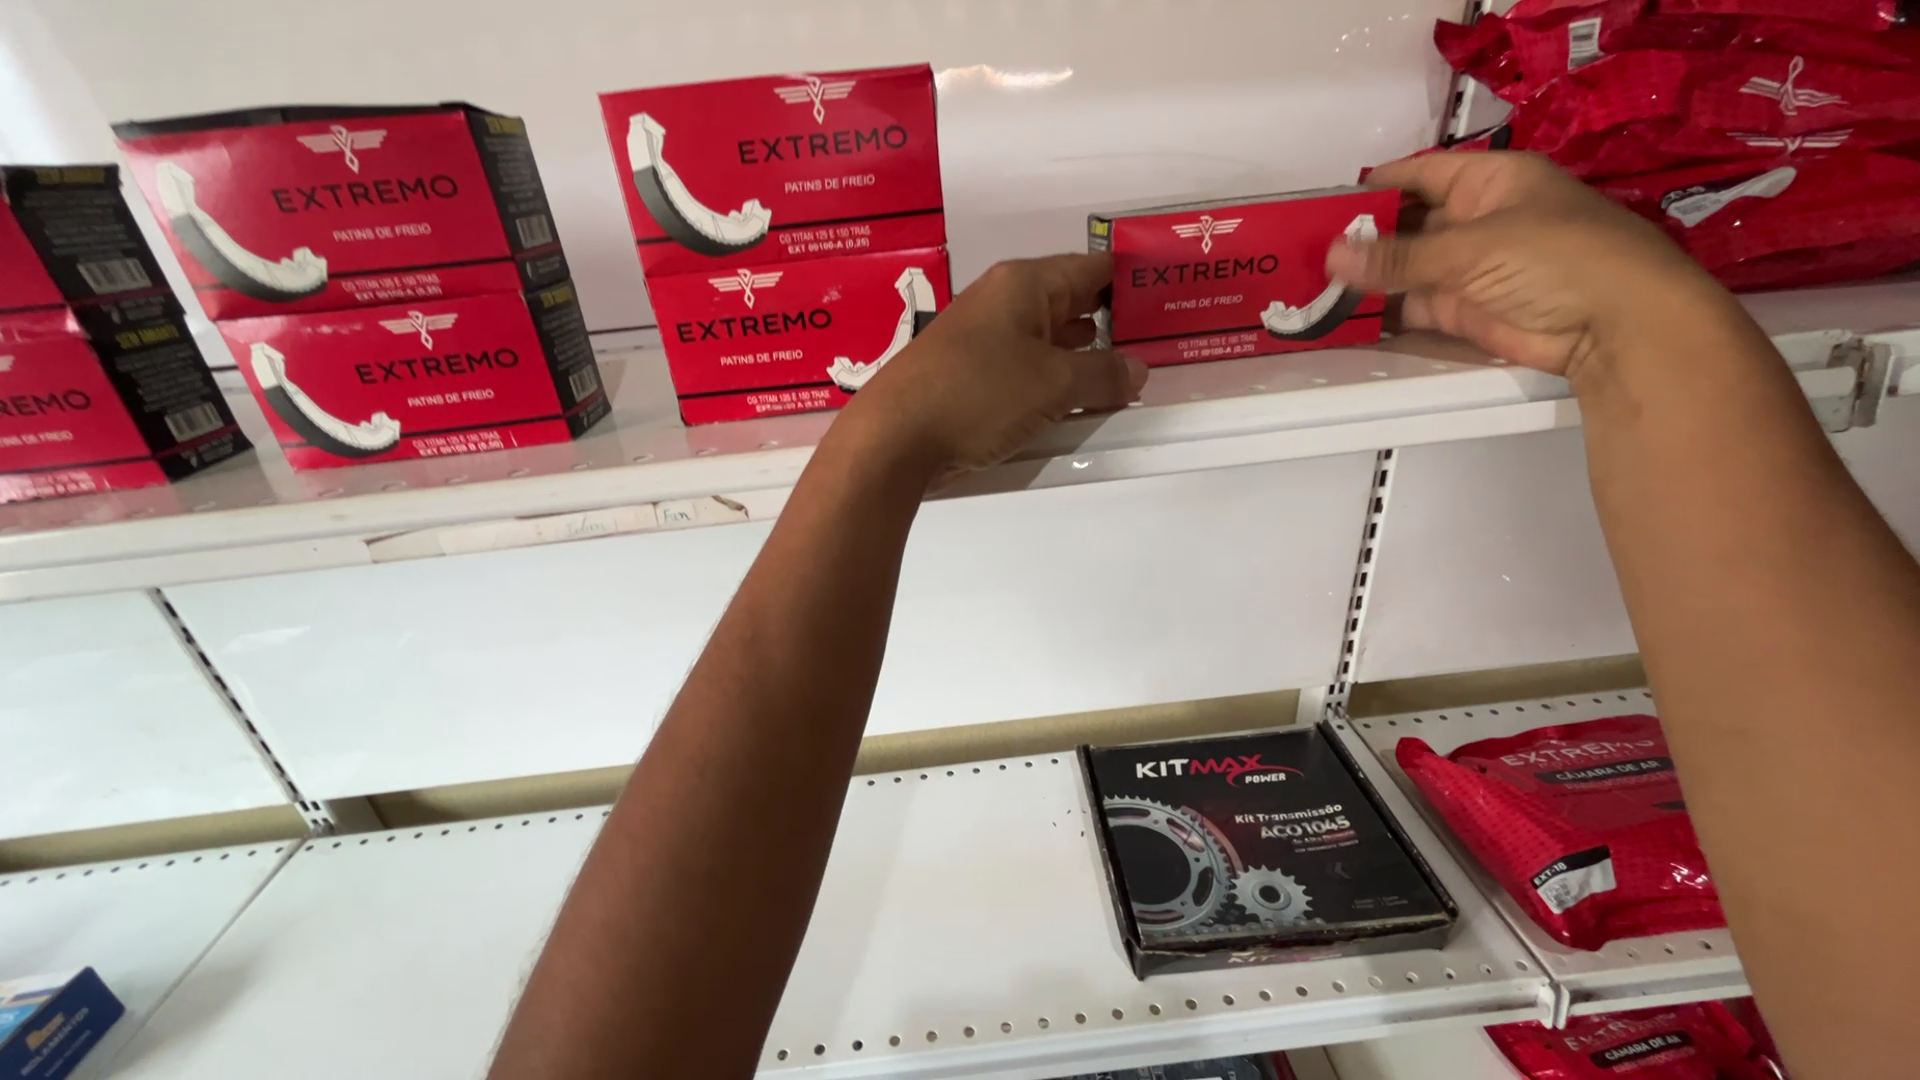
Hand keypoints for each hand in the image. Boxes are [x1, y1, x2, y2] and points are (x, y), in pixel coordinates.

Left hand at [835, 254, 1146, 482]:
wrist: (895, 438)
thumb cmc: (978, 393)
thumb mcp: (1053, 383)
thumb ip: (1102, 375)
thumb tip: (1137, 370)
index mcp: (1023, 284)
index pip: (1091, 268)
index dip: (1130, 281)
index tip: (1165, 299)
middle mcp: (1003, 304)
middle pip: (1070, 305)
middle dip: (1112, 325)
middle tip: (1157, 346)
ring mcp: (984, 343)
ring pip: (1048, 344)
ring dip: (1083, 361)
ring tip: (1127, 380)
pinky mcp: (971, 380)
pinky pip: (1026, 374)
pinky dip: (1053, 385)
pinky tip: (1076, 406)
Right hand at [1327, 152, 1736, 379]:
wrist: (1612, 325)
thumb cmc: (1556, 258)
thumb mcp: (1471, 247)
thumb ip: (1398, 255)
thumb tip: (1331, 255)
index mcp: (1488, 182)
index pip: (1420, 174)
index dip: (1375, 185)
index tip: (1326, 202)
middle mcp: (1475, 220)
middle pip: (1406, 224)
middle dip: (1361, 236)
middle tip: (1305, 250)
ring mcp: (1467, 268)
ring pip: (1403, 268)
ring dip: (1365, 277)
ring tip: (1311, 284)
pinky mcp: (1461, 310)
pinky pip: (1409, 306)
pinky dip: (1379, 310)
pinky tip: (1341, 313)